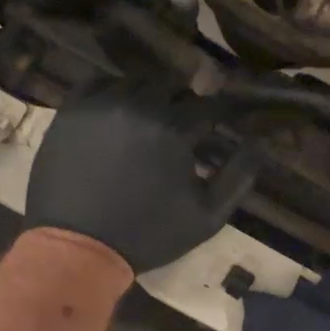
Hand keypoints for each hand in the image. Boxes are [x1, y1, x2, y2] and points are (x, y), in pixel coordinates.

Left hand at [24, 87, 255, 272]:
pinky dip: (114, 91)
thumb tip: (259, 141)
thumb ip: (239, 174)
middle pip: (172, 85)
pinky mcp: (70, 112)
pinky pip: (97, 84)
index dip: (223, 109)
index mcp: (174, 129)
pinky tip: (119, 110)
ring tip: (151, 117)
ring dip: (150, 95)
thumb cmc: (149, 234)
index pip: (210, 104)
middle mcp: (138, 106)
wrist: (78, 249)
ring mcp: (100, 106)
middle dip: (185, 101)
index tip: (227, 116)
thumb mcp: (208, 215)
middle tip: (186, 123)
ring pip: (135, 81)